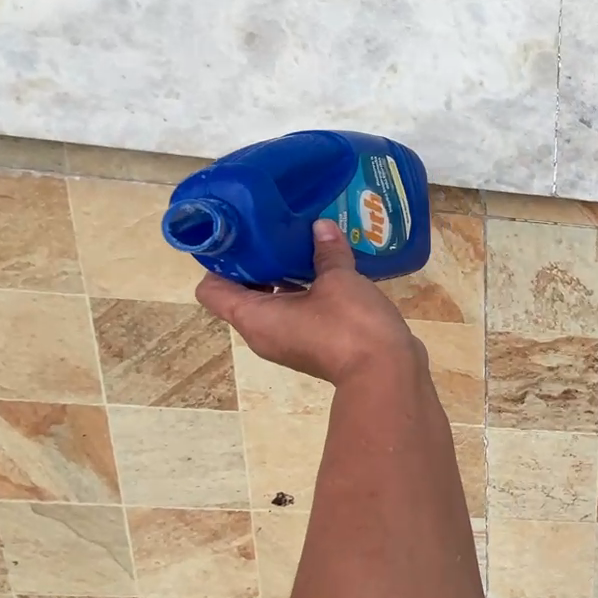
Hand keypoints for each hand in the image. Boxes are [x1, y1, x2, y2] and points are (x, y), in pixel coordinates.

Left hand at [197, 219, 420, 384]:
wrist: (385, 372)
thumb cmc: (351, 325)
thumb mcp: (340, 281)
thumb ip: (328, 253)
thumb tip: (321, 225)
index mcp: (254, 317)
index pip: (212, 289)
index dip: (222, 264)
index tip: (247, 243)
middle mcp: (262, 333)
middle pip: (243, 297)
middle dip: (261, 268)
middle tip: (283, 243)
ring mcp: (288, 345)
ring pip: (274, 309)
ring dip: (288, 284)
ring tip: (312, 259)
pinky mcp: (313, 350)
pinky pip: (298, 319)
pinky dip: (308, 300)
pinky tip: (334, 283)